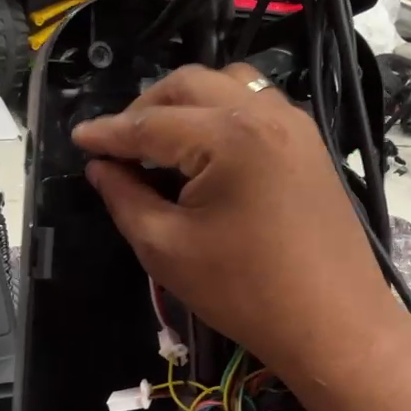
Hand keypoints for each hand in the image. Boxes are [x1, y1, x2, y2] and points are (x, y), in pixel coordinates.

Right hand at [70, 63, 403, 375]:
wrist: (333, 326)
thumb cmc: (244, 292)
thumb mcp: (166, 249)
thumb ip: (124, 198)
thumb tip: (100, 167)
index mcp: (229, 137)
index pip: (151, 123)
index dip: (108, 133)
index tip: (77, 138)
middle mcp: (265, 114)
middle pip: (188, 85)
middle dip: (144, 108)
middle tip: (117, 146)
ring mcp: (294, 125)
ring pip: (226, 86)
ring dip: (184, 103)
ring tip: (158, 142)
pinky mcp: (308, 144)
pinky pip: (254, 106)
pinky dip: (219, 114)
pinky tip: (202, 150)